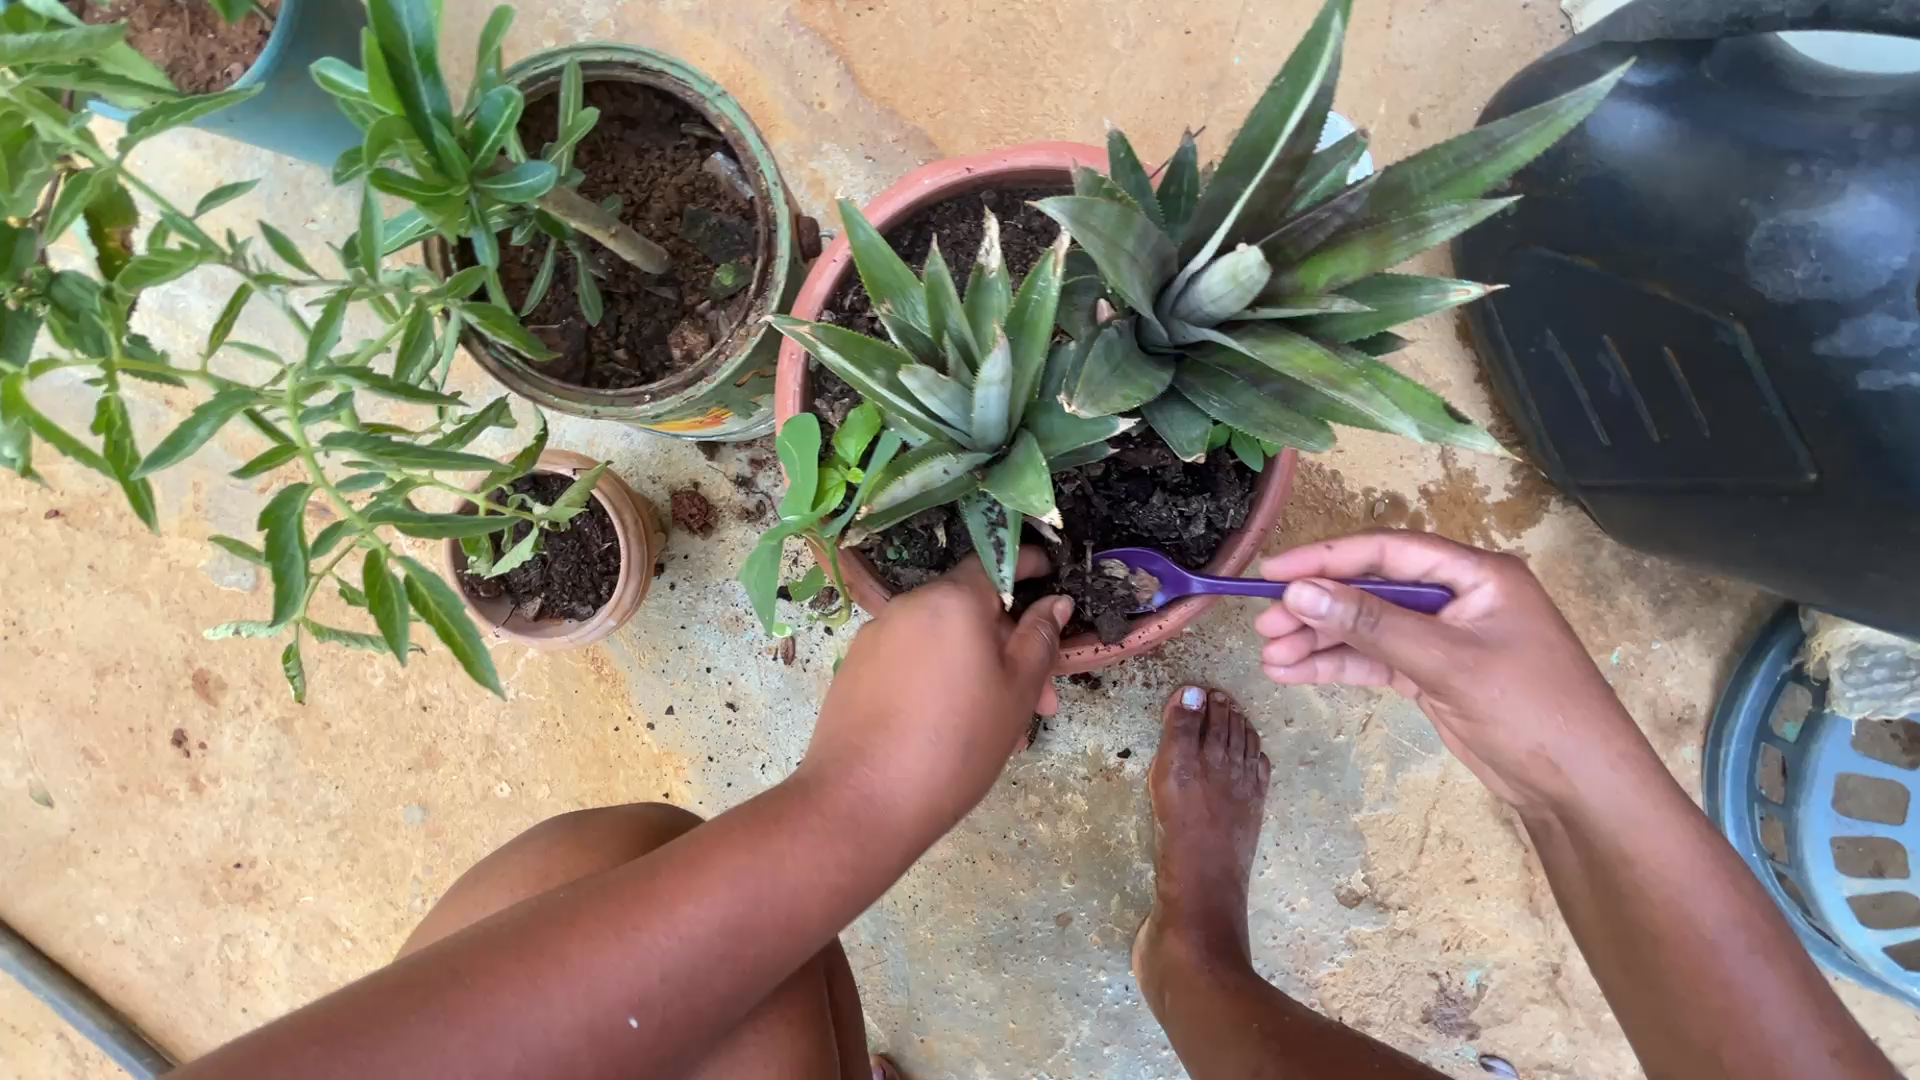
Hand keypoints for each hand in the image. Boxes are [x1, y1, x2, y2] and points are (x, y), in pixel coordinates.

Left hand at [799, 547, 1071, 839]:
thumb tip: (1055, 601)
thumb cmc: (956, 743)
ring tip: (1000, 729)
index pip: (994, 563)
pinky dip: (939, 680)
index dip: (1026, 567)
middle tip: (1040, 700)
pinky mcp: (855, 668)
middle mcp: (909, 605)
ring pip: (942, 641)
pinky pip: (912, 661)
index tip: (1048, 576)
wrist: (862, 802)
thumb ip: (1040, 638)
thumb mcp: (1016, 692)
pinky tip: (953, 729)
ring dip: (977, 669)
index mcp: (951, 600)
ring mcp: (876, 636)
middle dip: (1010, 647)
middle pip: (970, 611)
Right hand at [1253, 531, 1655, 810]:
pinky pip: (1370, 659)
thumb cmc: (1531, 711)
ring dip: (1316, 641)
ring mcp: (1438, 636)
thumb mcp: (1446, 662)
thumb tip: (1298, 592)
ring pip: (1362, 627)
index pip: (1386, 552)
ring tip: (1271, 658)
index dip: (1326, 558)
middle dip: (1314, 608)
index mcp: (1473, 575)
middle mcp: (1452, 598)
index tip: (1273, 572)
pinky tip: (1293, 674)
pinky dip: (1333, 665)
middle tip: (1266, 626)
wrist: (1580, 791)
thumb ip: (1370, 623)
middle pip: (1367, 590)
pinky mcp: (1427, 672)